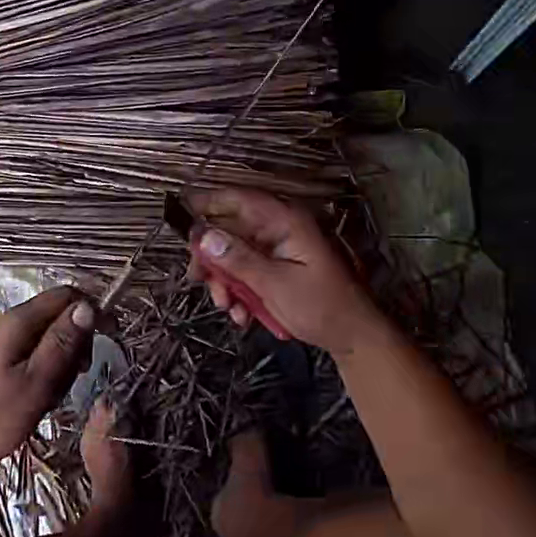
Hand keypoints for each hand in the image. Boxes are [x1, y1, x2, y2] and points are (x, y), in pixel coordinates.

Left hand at [0, 287, 100, 488]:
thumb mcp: (37, 381)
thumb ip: (63, 342)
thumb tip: (87, 307)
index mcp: (18, 321)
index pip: (66, 294)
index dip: (92, 310)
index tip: (111, 337)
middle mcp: (11, 324)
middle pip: (60, 314)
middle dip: (78, 340)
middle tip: (78, 374)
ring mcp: (5, 344)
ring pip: (51, 337)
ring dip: (64, 360)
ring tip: (57, 391)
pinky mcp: (2, 363)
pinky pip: (37, 355)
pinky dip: (49, 371)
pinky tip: (44, 396)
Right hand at [185, 187, 390, 354]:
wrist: (354, 337)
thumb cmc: (322, 306)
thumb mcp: (276, 285)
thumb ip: (239, 260)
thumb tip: (205, 236)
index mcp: (286, 221)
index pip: (240, 199)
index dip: (208, 202)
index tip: (181, 212)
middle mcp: (280, 229)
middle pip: (232, 230)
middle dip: (213, 258)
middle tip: (199, 279)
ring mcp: (279, 249)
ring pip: (236, 254)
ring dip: (226, 281)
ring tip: (228, 307)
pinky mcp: (278, 268)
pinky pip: (248, 271)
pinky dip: (240, 290)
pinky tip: (242, 314)